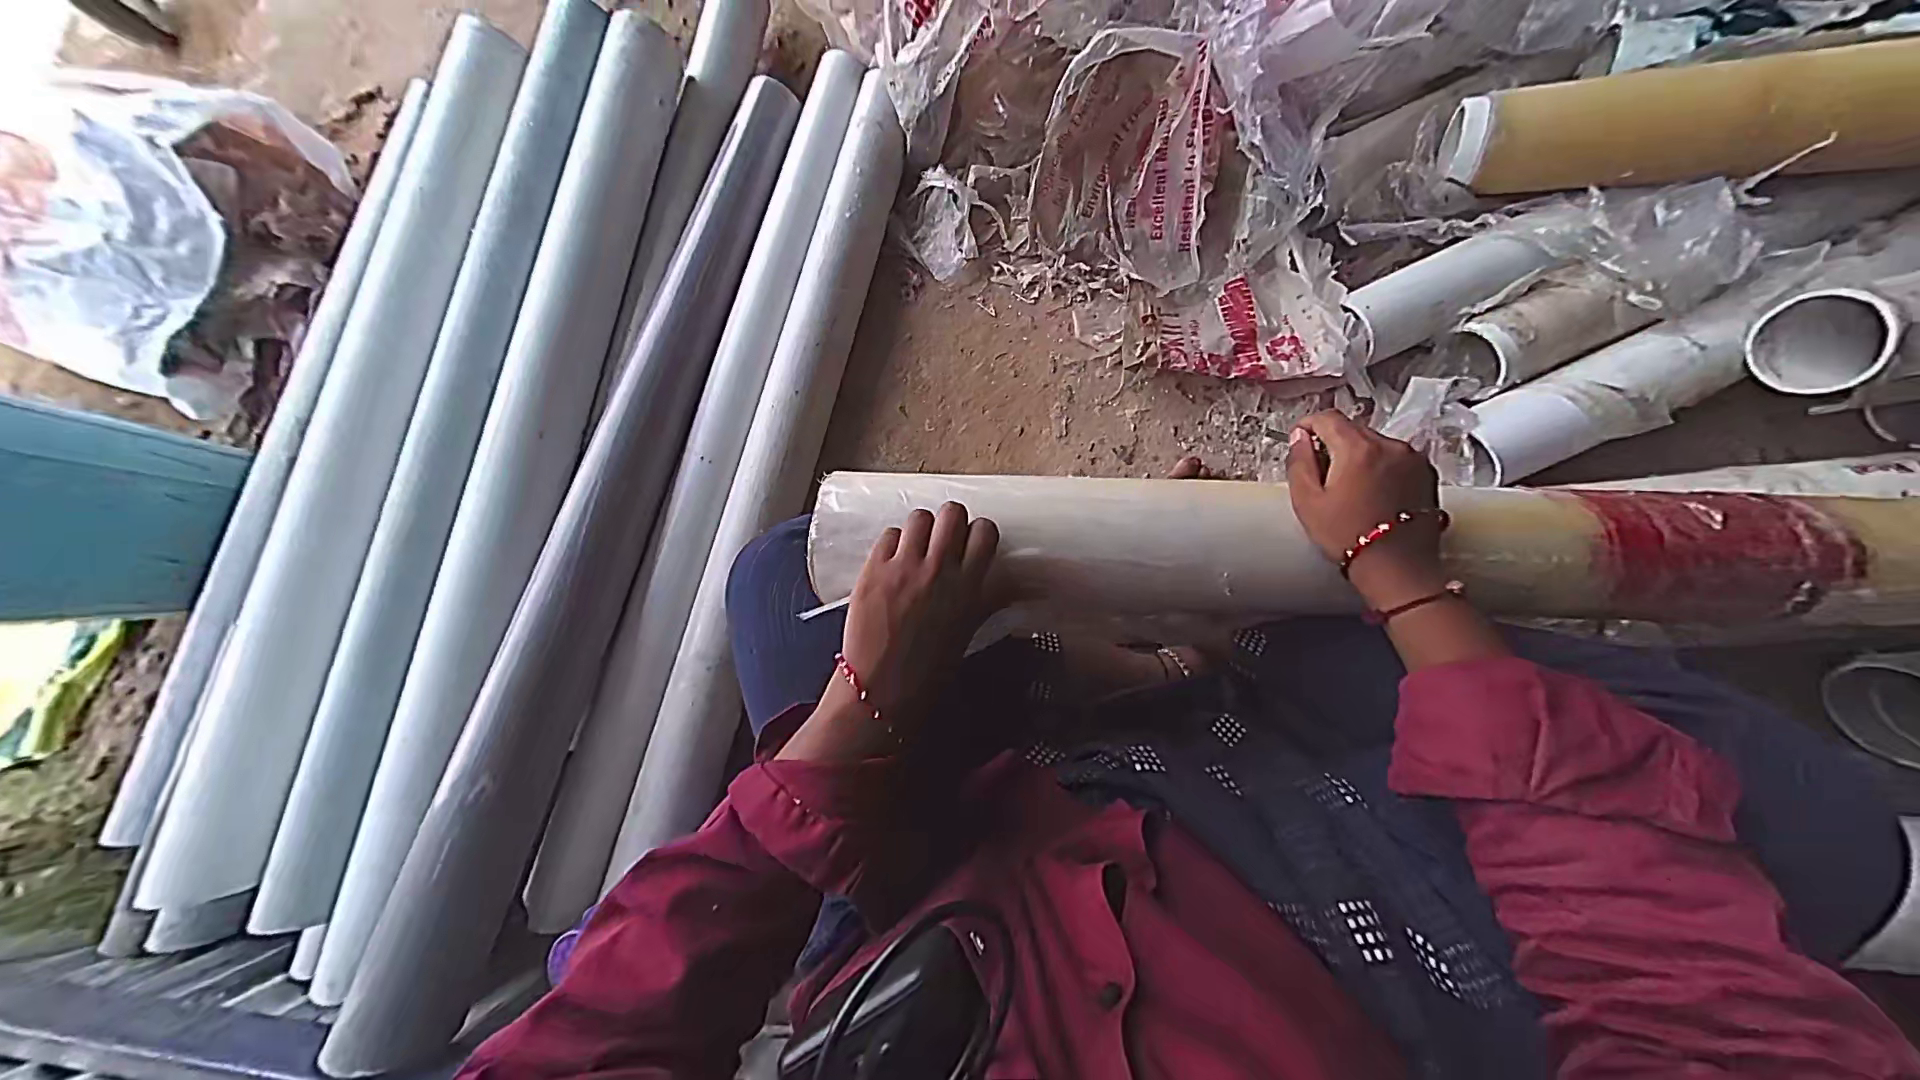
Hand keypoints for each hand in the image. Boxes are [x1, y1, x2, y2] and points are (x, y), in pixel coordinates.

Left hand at [779, 502, 1000, 762]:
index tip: (971, 543)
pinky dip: (893, 544)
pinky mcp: (874, 570)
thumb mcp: (967, 631)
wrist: (880, 691)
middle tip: (943, 540)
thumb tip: (1013, 585)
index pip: (985, 532)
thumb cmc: (928, 671)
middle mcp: (939, 571)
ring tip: (916, 548)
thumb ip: (986, 600)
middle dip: (950, 522)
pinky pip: (889, 534)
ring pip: (919, 517)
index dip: (978, 533)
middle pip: (952, 512)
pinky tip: (893, 563)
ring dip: (921, 529)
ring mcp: (904, 568)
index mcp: (968, 588)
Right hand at [1286, 410, 1447, 610]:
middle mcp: (1390, 446)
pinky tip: (1370, 493)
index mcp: (1358, 449)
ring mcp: (1412, 459)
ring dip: (1357, 456)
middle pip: (1353, 429)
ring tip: (1346, 488)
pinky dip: (1379, 467)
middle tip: (1319, 471)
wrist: (1396, 567)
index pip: (1328, 418)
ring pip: (1374, 443)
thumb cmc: (1348, 537)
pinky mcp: (1426, 474)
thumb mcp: (1307, 500)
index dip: (1308, 425)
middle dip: (1333, 443)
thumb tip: (1299, 437)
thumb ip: (1299, 462)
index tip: (1300, 437)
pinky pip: (1394, 458)